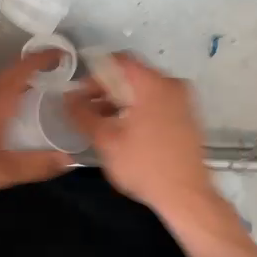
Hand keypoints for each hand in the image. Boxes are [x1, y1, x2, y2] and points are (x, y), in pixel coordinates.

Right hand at [65, 54, 217, 215]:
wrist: (186, 195)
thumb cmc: (144, 165)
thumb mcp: (106, 140)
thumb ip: (82, 114)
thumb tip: (68, 98)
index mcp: (153, 83)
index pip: (119, 60)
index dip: (95, 73)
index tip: (80, 93)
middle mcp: (172, 84)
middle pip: (132, 75)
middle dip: (106, 89)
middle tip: (87, 110)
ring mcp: (184, 101)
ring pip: (145, 90)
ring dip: (121, 101)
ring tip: (102, 123)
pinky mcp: (188, 117)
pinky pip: (158, 102)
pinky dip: (139, 109)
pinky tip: (125, 131)